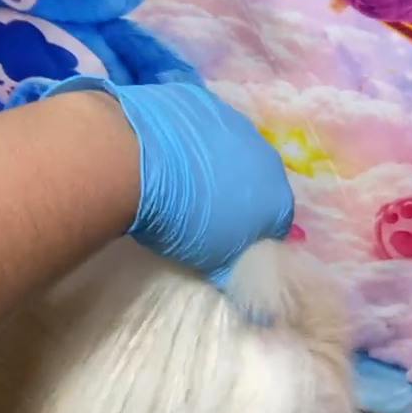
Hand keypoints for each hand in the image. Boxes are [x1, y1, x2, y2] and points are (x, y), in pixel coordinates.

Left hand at [36, 78, 294, 283]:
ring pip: (227, 146)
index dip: (253, 233)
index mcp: (275, 195)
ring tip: (177, 182)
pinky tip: (158, 151)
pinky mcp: (194, 97)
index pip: (277, 220)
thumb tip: (265, 315)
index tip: (226, 243)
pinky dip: (183, 135)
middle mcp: (262, 153)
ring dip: (211, 163)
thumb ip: (241, 282)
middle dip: (236, 195)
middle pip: (256, 179)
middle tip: (200, 214)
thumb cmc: (181, 222)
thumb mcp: (213, 263)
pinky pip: (196, 122)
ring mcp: (228, 119)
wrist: (134, 161)